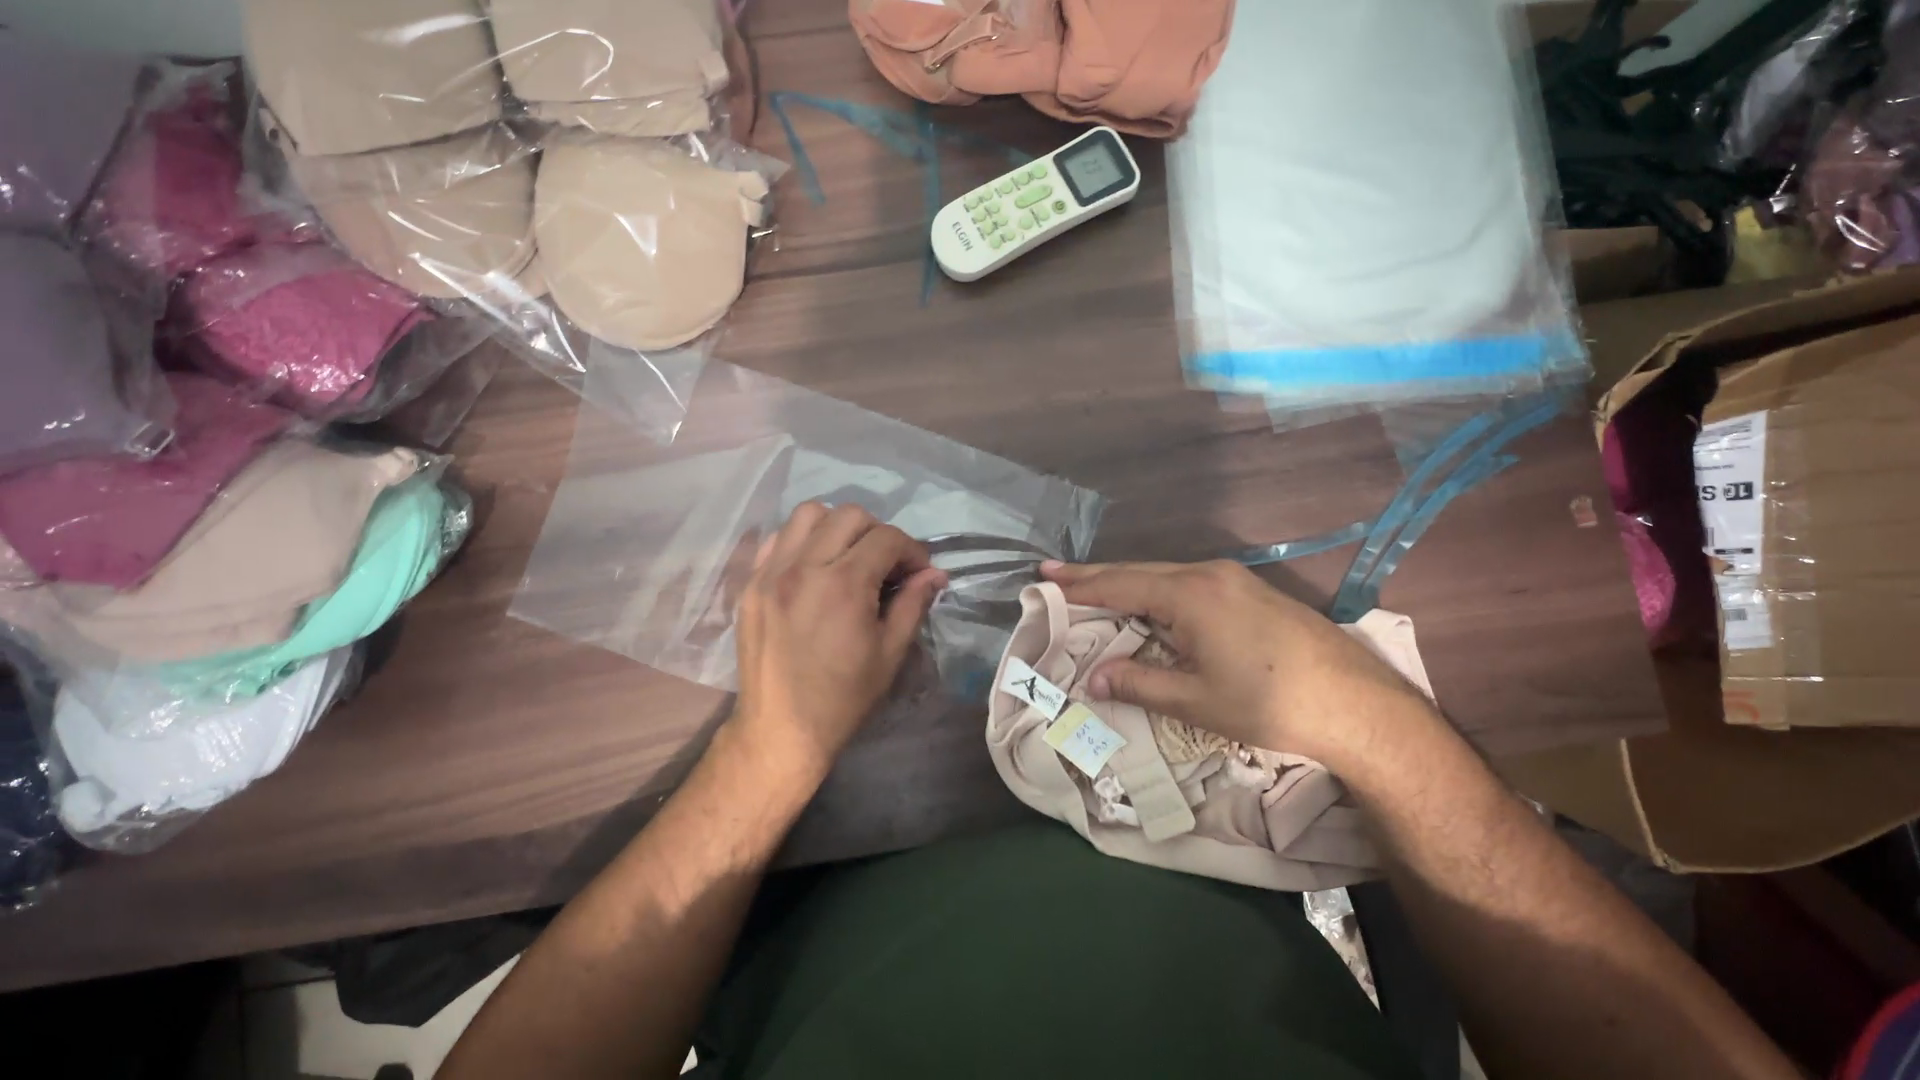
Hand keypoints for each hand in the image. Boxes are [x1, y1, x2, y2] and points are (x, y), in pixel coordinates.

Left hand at [731, 503, 947, 779]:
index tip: (918, 573)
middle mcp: (804, 567)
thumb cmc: (843, 698)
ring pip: (808, 515)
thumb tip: (935, 574)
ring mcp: (771, 572)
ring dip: (836, 527)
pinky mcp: (751, 584)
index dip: (911, 551)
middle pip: (849, 515)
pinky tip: (813, 569)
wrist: (781, 729)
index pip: (887, 538)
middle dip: (877, 533)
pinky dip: (801, 541)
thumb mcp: (890, 653)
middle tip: (885, 565)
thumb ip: (913, 604)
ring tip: (847, 558)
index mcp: (844, 585)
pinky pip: (777, 539)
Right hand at [1041, 559, 1435, 767]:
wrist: (1354, 703)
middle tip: (1056, 576)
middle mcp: (1209, 575)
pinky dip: (1157, 589)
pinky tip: (1149, 602)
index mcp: (1190, 595)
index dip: (1079, 585)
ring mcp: (1235, 580)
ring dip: (1128, 581)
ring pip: (1166, 574)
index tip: (1044, 578)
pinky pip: (1189, 582)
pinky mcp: (1252, 592)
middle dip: (1097, 575)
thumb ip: (1138, 684)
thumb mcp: (1195, 700)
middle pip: (1140, 571)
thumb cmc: (1267, 703)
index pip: (1120, 585)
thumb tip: (1094, 678)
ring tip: (1093, 588)